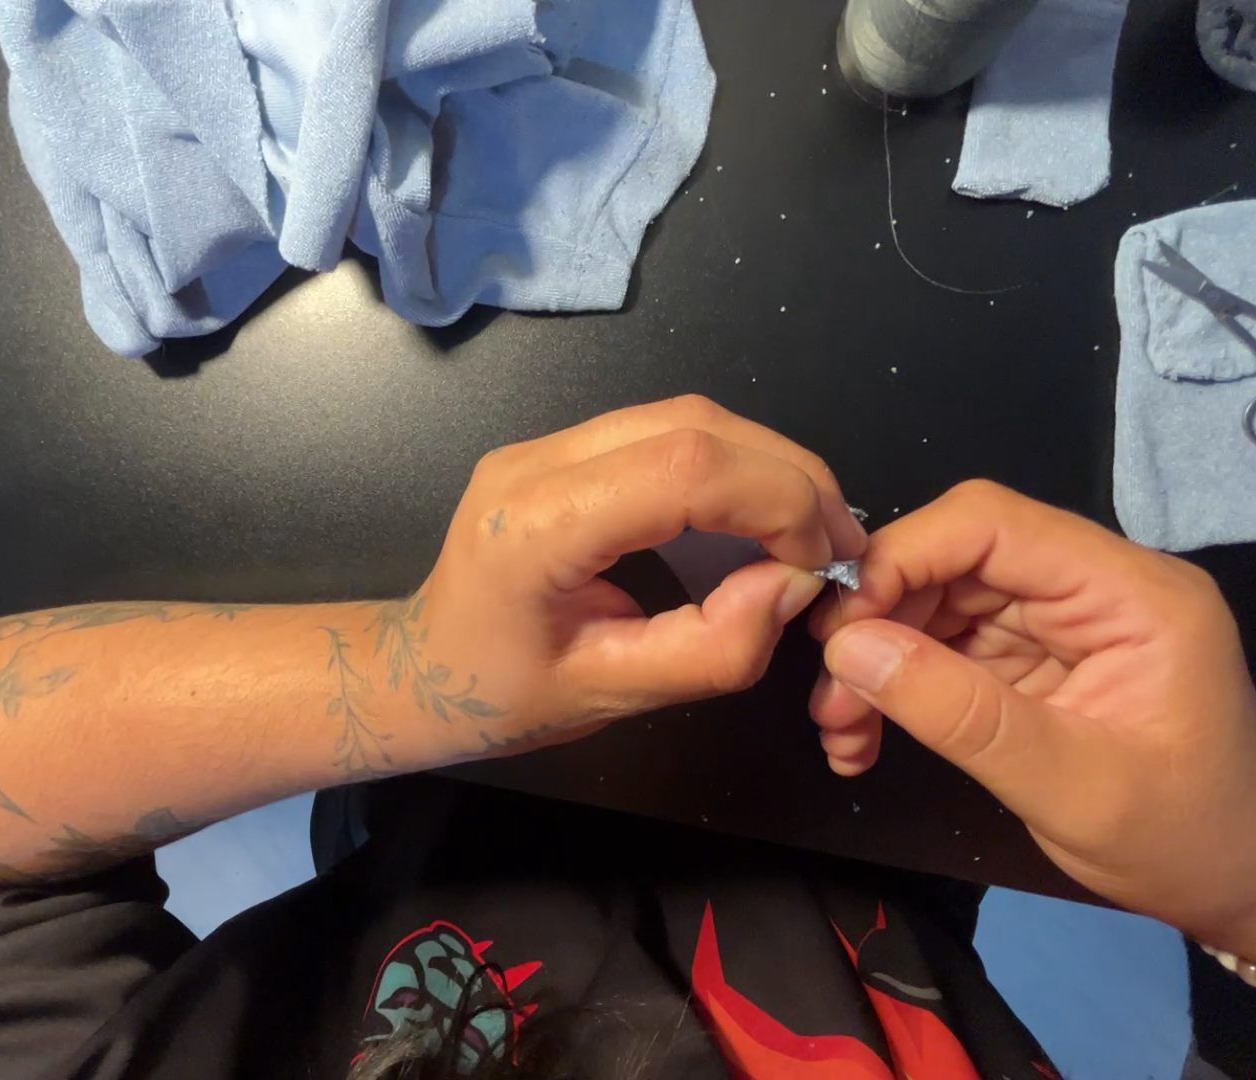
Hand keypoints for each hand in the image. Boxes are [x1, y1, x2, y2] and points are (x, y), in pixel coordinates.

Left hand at [411, 396, 865, 752]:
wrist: (421, 667)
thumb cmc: (500, 695)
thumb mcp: (611, 693)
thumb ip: (712, 647)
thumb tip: (795, 583)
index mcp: (536, 526)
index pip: (683, 468)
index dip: (777, 499)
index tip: (823, 559)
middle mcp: (534, 462)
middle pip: (691, 424)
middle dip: (785, 475)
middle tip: (835, 541)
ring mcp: (540, 447)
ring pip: (680, 416)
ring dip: (759, 462)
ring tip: (804, 527)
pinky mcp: (554, 452)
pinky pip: (656, 433)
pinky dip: (722, 464)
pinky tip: (746, 511)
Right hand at [809, 481, 1255, 961]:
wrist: (1244, 889)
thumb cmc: (1188, 841)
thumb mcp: (1070, 787)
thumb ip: (957, 712)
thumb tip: (845, 648)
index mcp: (1126, 591)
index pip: (988, 524)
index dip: (899, 557)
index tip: (840, 628)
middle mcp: (1080, 585)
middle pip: (940, 559)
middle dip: (872, 623)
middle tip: (830, 694)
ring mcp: (1043, 616)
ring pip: (920, 601)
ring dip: (868, 661)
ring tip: (839, 727)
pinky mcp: (1014, 649)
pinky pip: (926, 644)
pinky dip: (885, 685)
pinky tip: (860, 736)